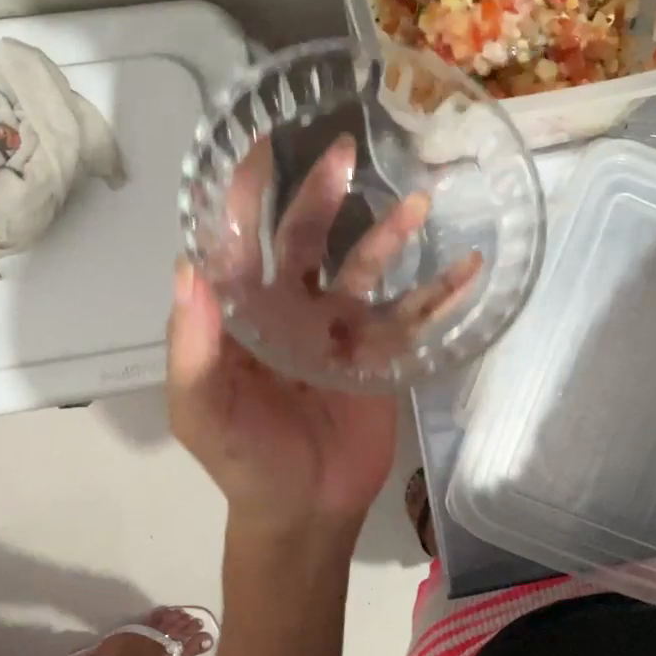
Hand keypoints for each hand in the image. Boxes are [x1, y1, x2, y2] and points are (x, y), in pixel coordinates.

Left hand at [167, 136, 473, 532]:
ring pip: (367, 265)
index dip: (245, 193)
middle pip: (308, 237)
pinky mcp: (381, 351)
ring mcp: (340, 326)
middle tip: (345, 150)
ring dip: (391, 233)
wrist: (306, 509)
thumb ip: (194, 345)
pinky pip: (414, 314)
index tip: (259, 146)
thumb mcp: (202, 410)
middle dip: (322, 194)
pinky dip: (442, 291)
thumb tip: (187, 267)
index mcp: (245, 312)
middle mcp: (292, 305)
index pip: (240, 239)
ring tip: (420, 203)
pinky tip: (468, 266)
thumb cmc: (245, 459)